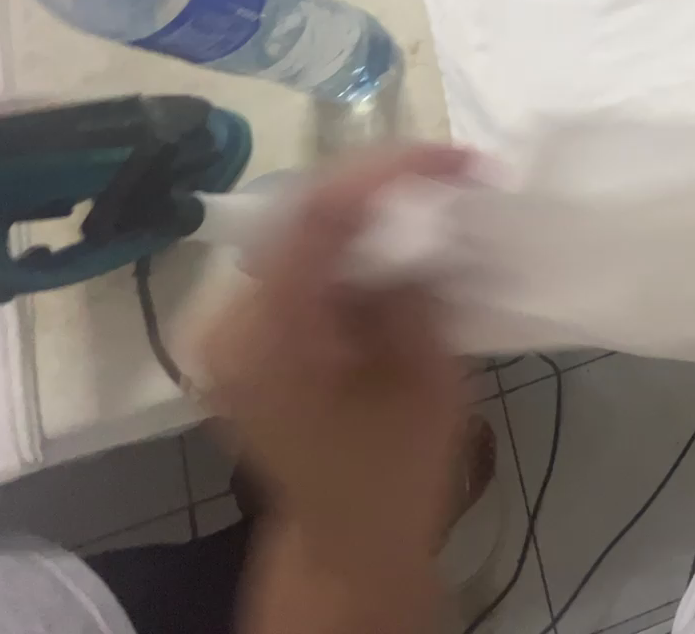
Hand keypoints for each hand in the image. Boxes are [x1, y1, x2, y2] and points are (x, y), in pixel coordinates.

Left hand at [200, 144, 471, 572]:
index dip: (392, 171)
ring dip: (377, 200)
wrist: (349, 534)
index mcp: (268, 340)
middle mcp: (230, 322)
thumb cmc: (397, 469)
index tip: (465, 160)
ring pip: (304, 223)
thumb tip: (418, 232)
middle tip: (460, 169)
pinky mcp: (256, 326)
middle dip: (388, 178)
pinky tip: (408, 232)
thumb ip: (415, 295)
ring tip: (442, 188)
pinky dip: (361, 231)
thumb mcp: (427, 378)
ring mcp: (234, 323)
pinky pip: (307, 251)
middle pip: (303, 210)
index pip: (316, 216)